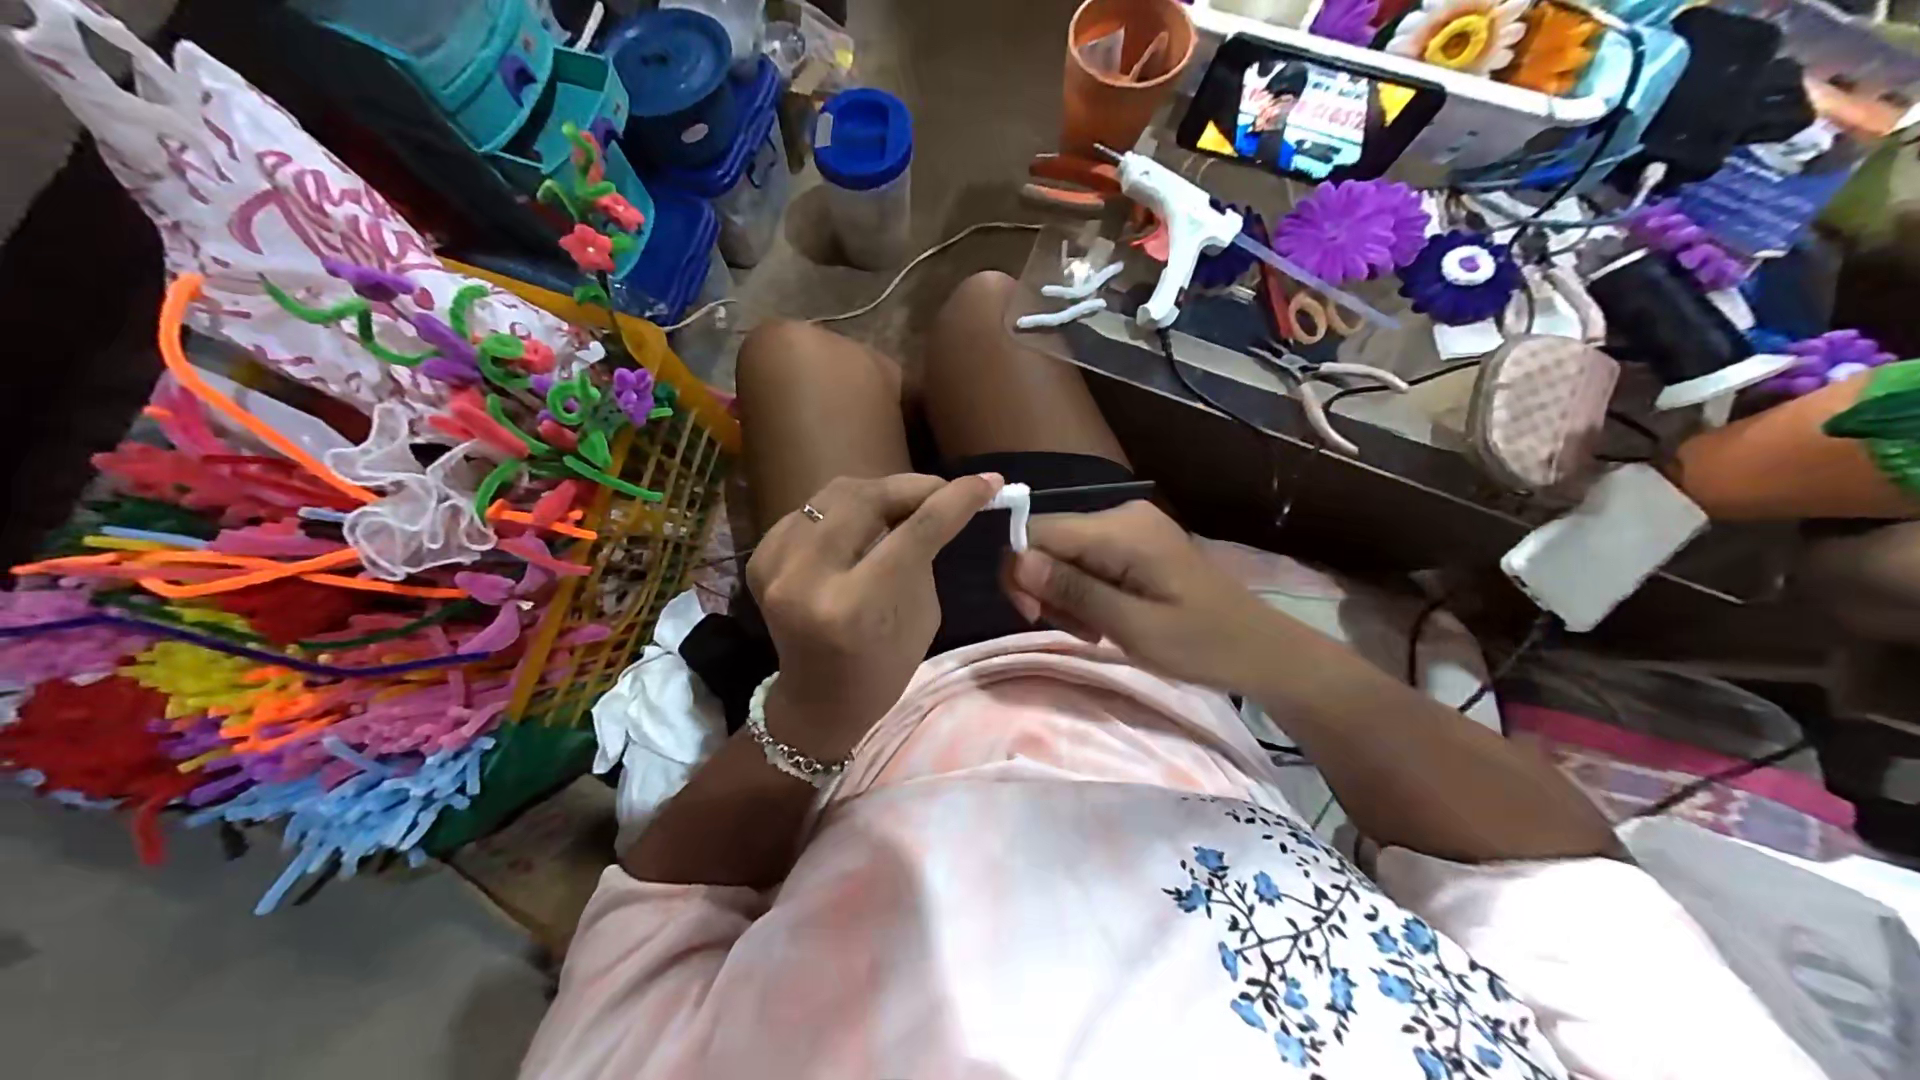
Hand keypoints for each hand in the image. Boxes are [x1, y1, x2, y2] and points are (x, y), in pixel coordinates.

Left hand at [746, 472, 1001, 760]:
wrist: (818, 699)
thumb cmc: (884, 666)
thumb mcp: (921, 613)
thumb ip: (923, 554)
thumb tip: (938, 502)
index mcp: (856, 606)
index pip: (914, 532)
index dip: (955, 500)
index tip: (987, 482)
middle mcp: (808, 579)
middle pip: (868, 499)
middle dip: (913, 487)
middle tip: (942, 491)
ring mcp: (776, 565)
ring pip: (835, 493)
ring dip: (878, 492)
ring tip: (904, 504)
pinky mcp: (760, 558)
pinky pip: (811, 510)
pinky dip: (843, 510)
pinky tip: (861, 526)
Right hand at [1003, 500, 1295, 692]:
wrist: (1260, 649)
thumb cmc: (1201, 644)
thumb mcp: (1133, 626)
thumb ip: (1074, 591)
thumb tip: (1016, 560)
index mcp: (1121, 529)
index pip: (1038, 531)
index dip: (1022, 572)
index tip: (1035, 617)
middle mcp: (1122, 515)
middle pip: (1049, 542)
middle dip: (1048, 589)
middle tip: (1079, 631)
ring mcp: (1131, 527)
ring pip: (1065, 554)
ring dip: (1067, 595)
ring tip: (1097, 630)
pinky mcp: (1136, 542)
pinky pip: (1088, 560)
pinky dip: (1085, 591)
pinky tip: (1107, 618)